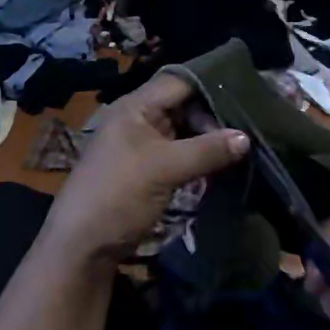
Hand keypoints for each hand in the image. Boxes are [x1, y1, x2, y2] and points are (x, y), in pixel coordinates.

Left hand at [43, 74, 248, 260]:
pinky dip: (202, 156)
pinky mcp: (150, 169)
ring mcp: (144, 145)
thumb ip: (207, 150)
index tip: (247, 90)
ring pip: (186, 130)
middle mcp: (140, 119)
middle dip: (215, 114)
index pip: (180, 81)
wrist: (81, 248)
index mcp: (136, 107)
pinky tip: (224, 163)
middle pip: (185, 104)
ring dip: (211, 138)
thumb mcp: (164, 169)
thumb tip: (247, 138)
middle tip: (247, 128)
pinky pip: (182, 152)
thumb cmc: (118, 195)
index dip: (212, 83)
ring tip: (243, 145)